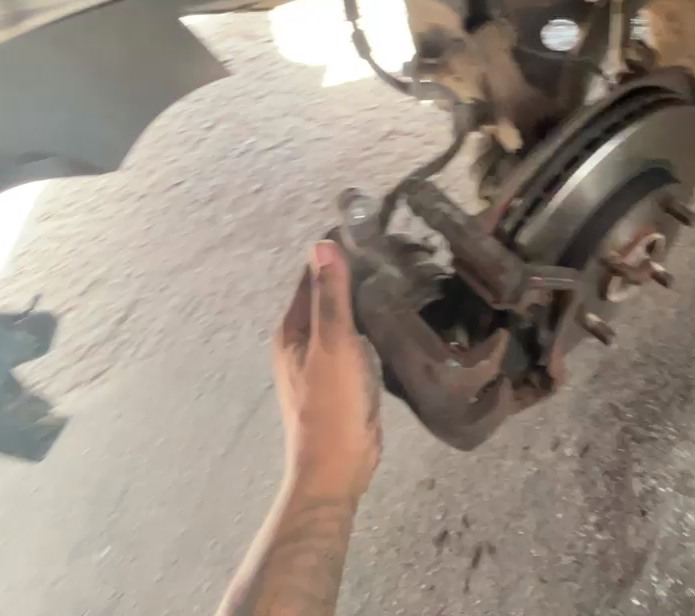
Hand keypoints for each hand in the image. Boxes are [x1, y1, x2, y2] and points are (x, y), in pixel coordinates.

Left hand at [272, 241, 381, 503]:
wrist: (338, 466)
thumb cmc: (331, 404)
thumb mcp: (333, 344)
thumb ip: (331, 296)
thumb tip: (323, 243)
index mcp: (292, 330)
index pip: (313, 275)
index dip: (337, 252)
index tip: (372, 228)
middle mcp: (303, 340)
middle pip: (328, 294)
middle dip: (354, 270)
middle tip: (397, 248)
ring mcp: (324, 359)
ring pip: (345, 315)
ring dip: (365, 296)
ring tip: (402, 274)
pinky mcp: (345, 375)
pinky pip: (358, 335)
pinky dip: (373, 319)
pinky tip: (397, 314)